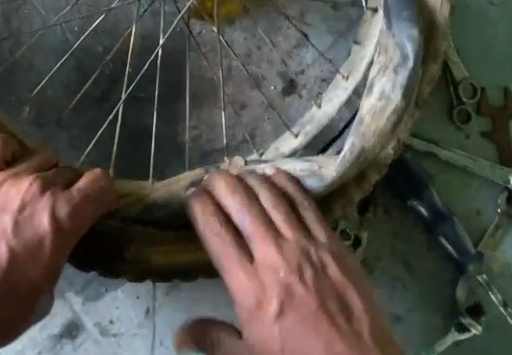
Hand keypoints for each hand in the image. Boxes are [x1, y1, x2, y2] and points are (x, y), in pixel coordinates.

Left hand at [0, 134, 117, 351]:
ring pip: (40, 158)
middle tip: (60, 212)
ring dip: (44, 174)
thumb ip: (58, 253)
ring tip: (33, 194)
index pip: (101, 182)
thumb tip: (53, 243)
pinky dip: (9, 151)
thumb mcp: (47, 290)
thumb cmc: (3, 307)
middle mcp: (41, 188)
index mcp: (64, 216)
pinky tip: (9, 165)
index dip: (104, 194)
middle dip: (71, 190)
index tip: (98, 207)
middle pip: (69, 172)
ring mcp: (8, 178)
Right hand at [175, 170, 403, 354]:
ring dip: (249, 177)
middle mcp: (273, 256)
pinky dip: (285, 182)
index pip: (214, 230)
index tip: (192, 198)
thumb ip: (214, 340)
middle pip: (239, 201)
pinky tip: (273, 174)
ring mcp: (305, 245)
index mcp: (250, 288)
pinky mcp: (332, 242)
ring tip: (237, 173)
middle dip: (219, 182)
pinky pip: (304, 201)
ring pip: (269, 194)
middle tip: (210, 179)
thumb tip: (179, 334)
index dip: (198, 206)